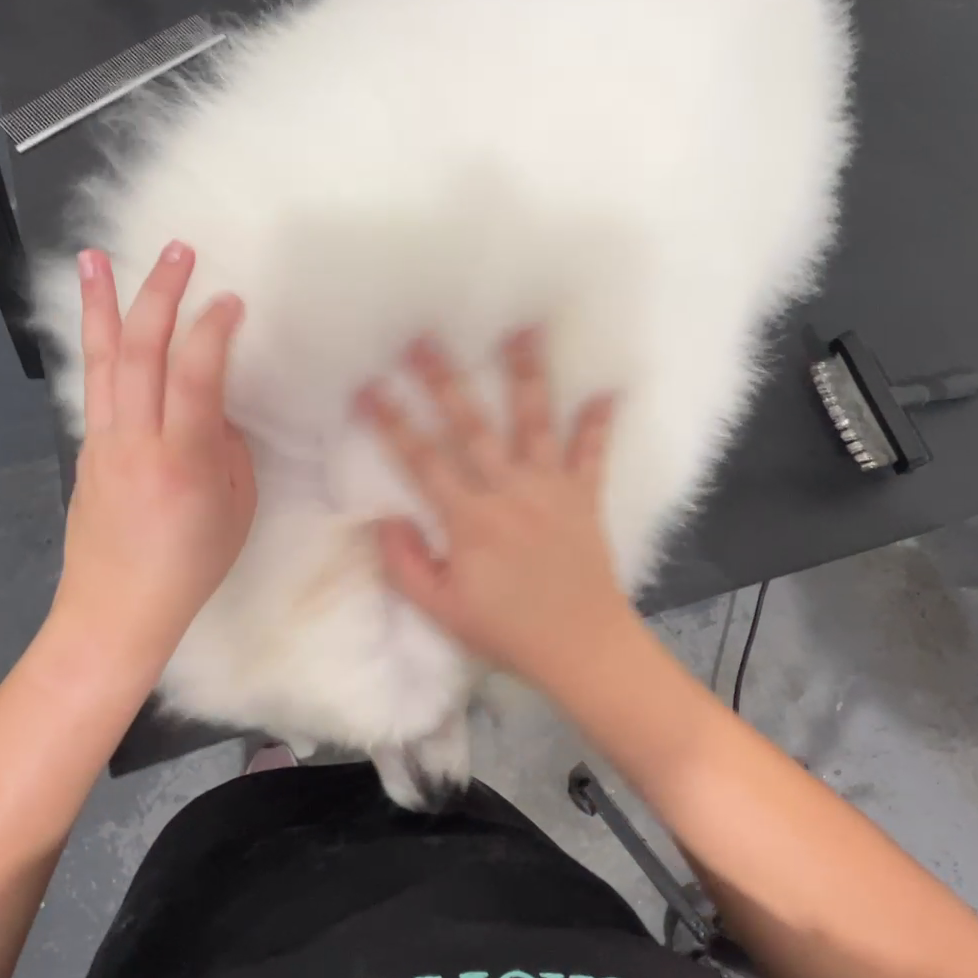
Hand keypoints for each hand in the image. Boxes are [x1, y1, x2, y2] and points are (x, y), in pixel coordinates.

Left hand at [54, 241, 255, 656]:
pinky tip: (101, 322)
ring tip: (94, 258)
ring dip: (101, 304)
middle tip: (176, 251)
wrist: (116, 609)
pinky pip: (94, 385)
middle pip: (141, 352)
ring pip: (101, 360)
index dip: (212, 329)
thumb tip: (216, 410)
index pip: (195, 375)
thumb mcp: (235, 510)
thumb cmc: (189, 567)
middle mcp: (135, 441)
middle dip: (158, 294)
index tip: (230, 300)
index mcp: (183, 459)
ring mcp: (102, 442)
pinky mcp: (86, 448)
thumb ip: (228, 450)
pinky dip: (98, 344)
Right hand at [357, 329, 630, 686]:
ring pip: (534, 422)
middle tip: (424, 339)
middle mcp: (509, 492)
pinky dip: (599, 422)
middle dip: (444, 381)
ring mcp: (551, 490)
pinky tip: (609, 389)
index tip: (367, 388)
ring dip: (526, 374)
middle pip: (470, 427)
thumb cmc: (507, 631)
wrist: (582, 648)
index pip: (421, 461)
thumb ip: (405, 563)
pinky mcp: (584, 498)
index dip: (391, 423)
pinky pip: (592, 454)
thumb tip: (384, 518)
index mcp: (470, 520)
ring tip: (523, 329)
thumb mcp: (441, 610)